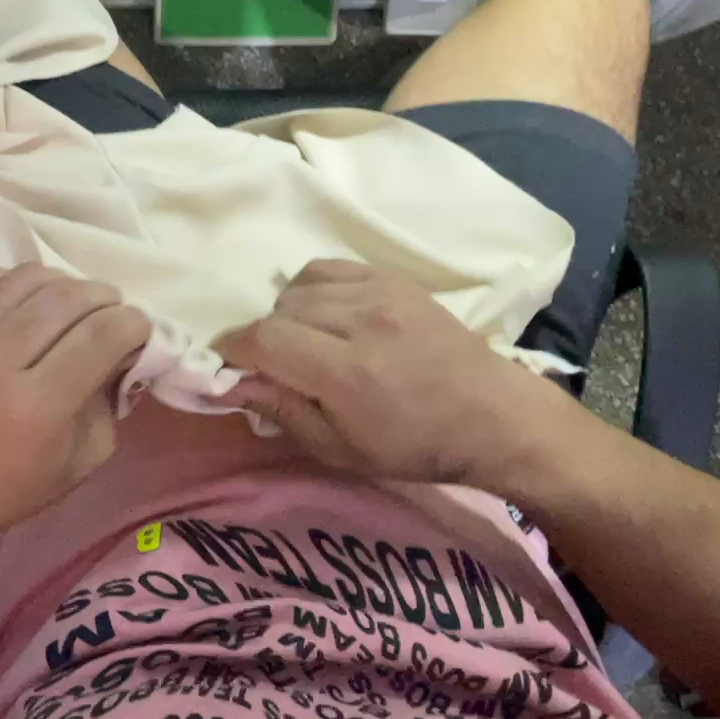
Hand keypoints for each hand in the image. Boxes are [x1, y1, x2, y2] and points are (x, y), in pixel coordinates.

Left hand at [0, 263, 151, 543]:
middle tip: (116, 312)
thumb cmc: (15, 485)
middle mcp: (1, 361)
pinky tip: (39, 300)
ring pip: (33, 279)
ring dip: (69, 283)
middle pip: (70, 299)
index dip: (133, 323)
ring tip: (80, 302)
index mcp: (40, 405)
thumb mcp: (84, 458)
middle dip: (107, 297)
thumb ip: (112, 399)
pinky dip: (28, 280)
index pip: (102, 335)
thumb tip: (125, 350)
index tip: (140, 329)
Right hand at [214, 259, 570, 488]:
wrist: (492, 416)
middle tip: (275, 368)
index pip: (264, 339)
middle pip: (277, 313)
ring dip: (286, 317)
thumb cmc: (413, 446)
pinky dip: (308, 290)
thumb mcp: (339, 449)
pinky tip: (321, 314)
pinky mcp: (392, 278)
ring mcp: (380, 292)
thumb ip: (282, 411)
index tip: (226, 365)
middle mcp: (362, 322)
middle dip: (262, 341)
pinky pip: (324, 268)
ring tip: (304, 343)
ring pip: (297, 290)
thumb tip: (231, 383)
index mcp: (349, 372)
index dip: (233, 350)